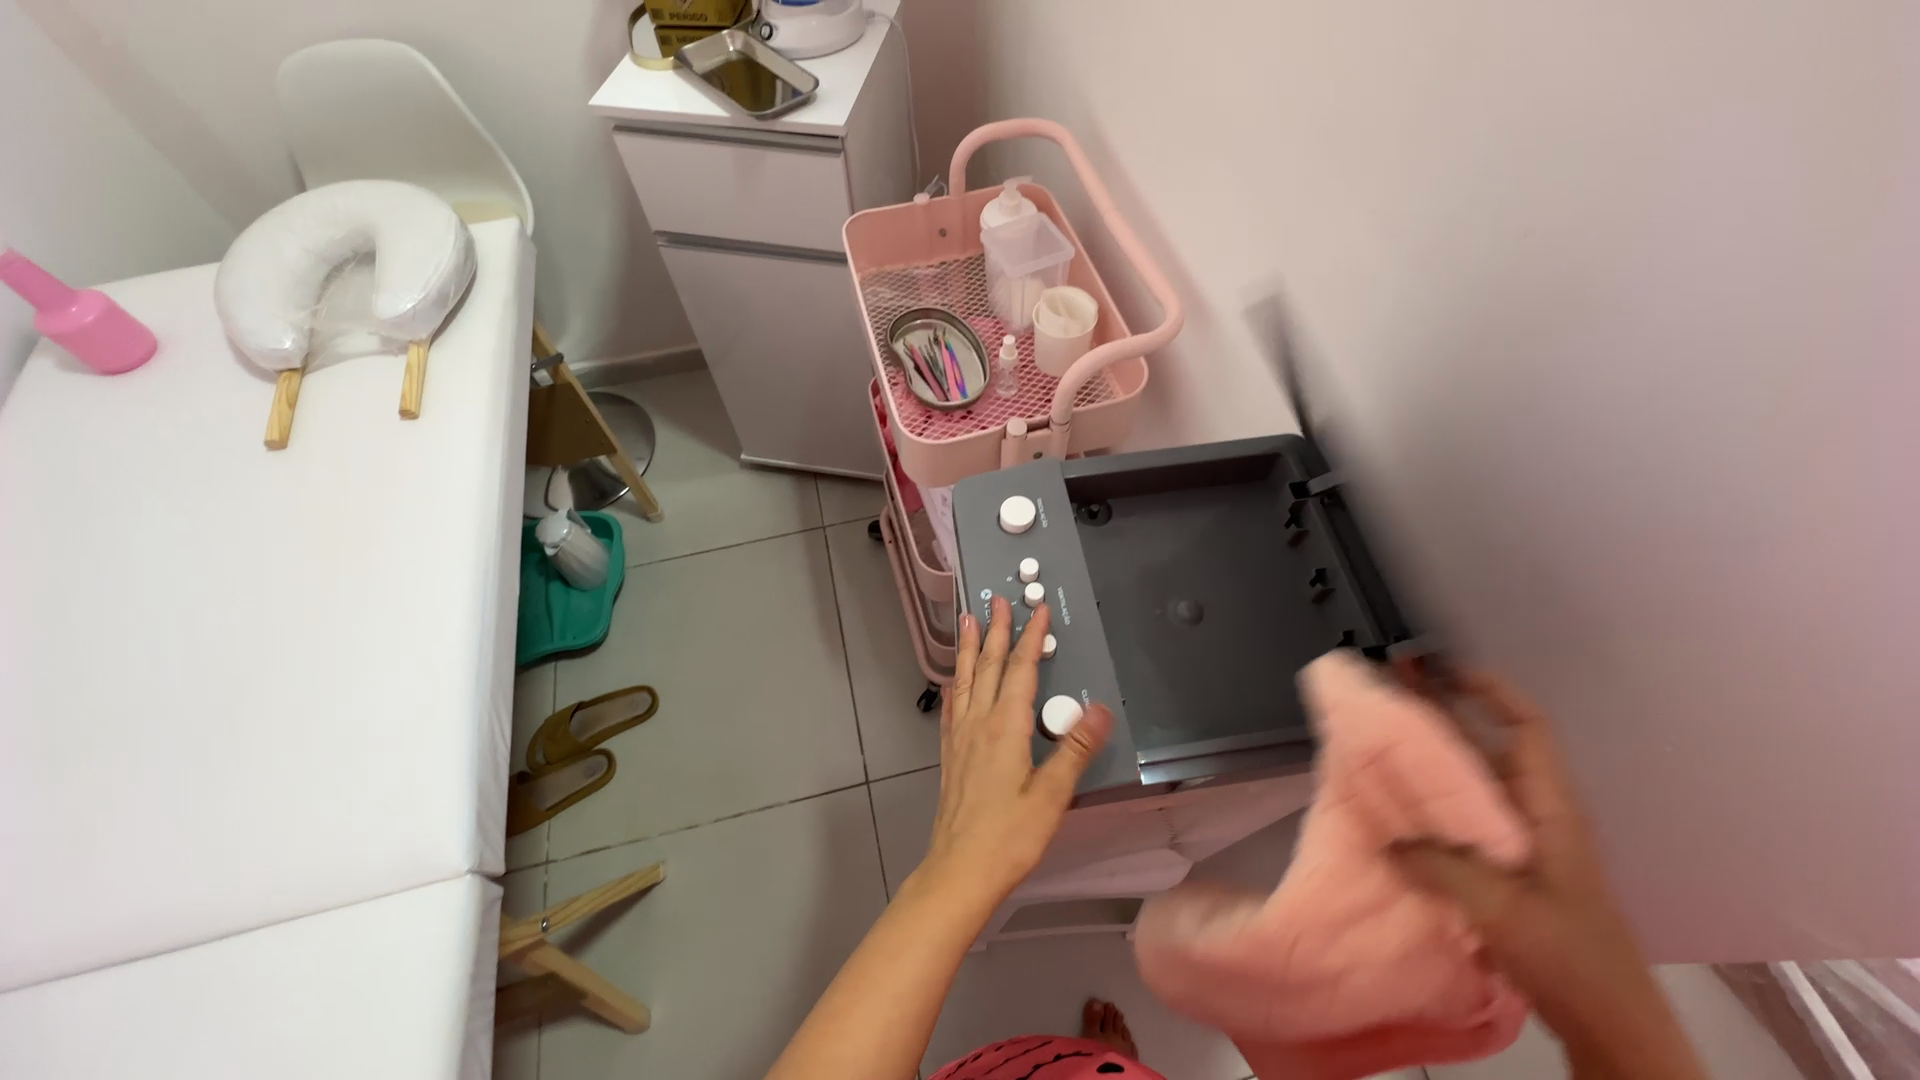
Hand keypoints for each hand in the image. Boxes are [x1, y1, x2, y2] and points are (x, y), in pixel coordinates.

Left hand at [913, 598, 1112, 909]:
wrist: (959, 871)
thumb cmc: (1010, 836)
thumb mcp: (1051, 795)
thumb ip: (1074, 750)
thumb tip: (1100, 708)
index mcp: (1005, 728)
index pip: (1020, 671)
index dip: (1030, 639)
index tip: (1037, 611)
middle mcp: (978, 724)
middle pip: (987, 667)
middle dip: (994, 631)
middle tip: (996, 600)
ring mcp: (959, 739)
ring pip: (965, 681)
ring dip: (968, 649)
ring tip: (967, 621)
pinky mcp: (949, 756)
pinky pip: (952, 708)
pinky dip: (955, 686)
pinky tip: (953, 683)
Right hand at [1386, 669, 1705, 1078]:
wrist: (1611, 1026)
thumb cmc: (1570, 959)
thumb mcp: (1500, 908)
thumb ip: (1440, 865)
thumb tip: (1388, 837)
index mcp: (1549, 809)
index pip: (1526, 728)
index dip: (1488, 690)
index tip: (1441, 667)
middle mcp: (1535, 815)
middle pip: (1488, 746)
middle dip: (1442, 713)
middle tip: (1390, 688)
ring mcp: (1520, 842)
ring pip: (1470, 782)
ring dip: (1430, 756)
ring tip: (1380, 735)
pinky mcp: (1503, 869)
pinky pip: (1460, 817)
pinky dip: (1427, 800)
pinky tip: (1393, 804)